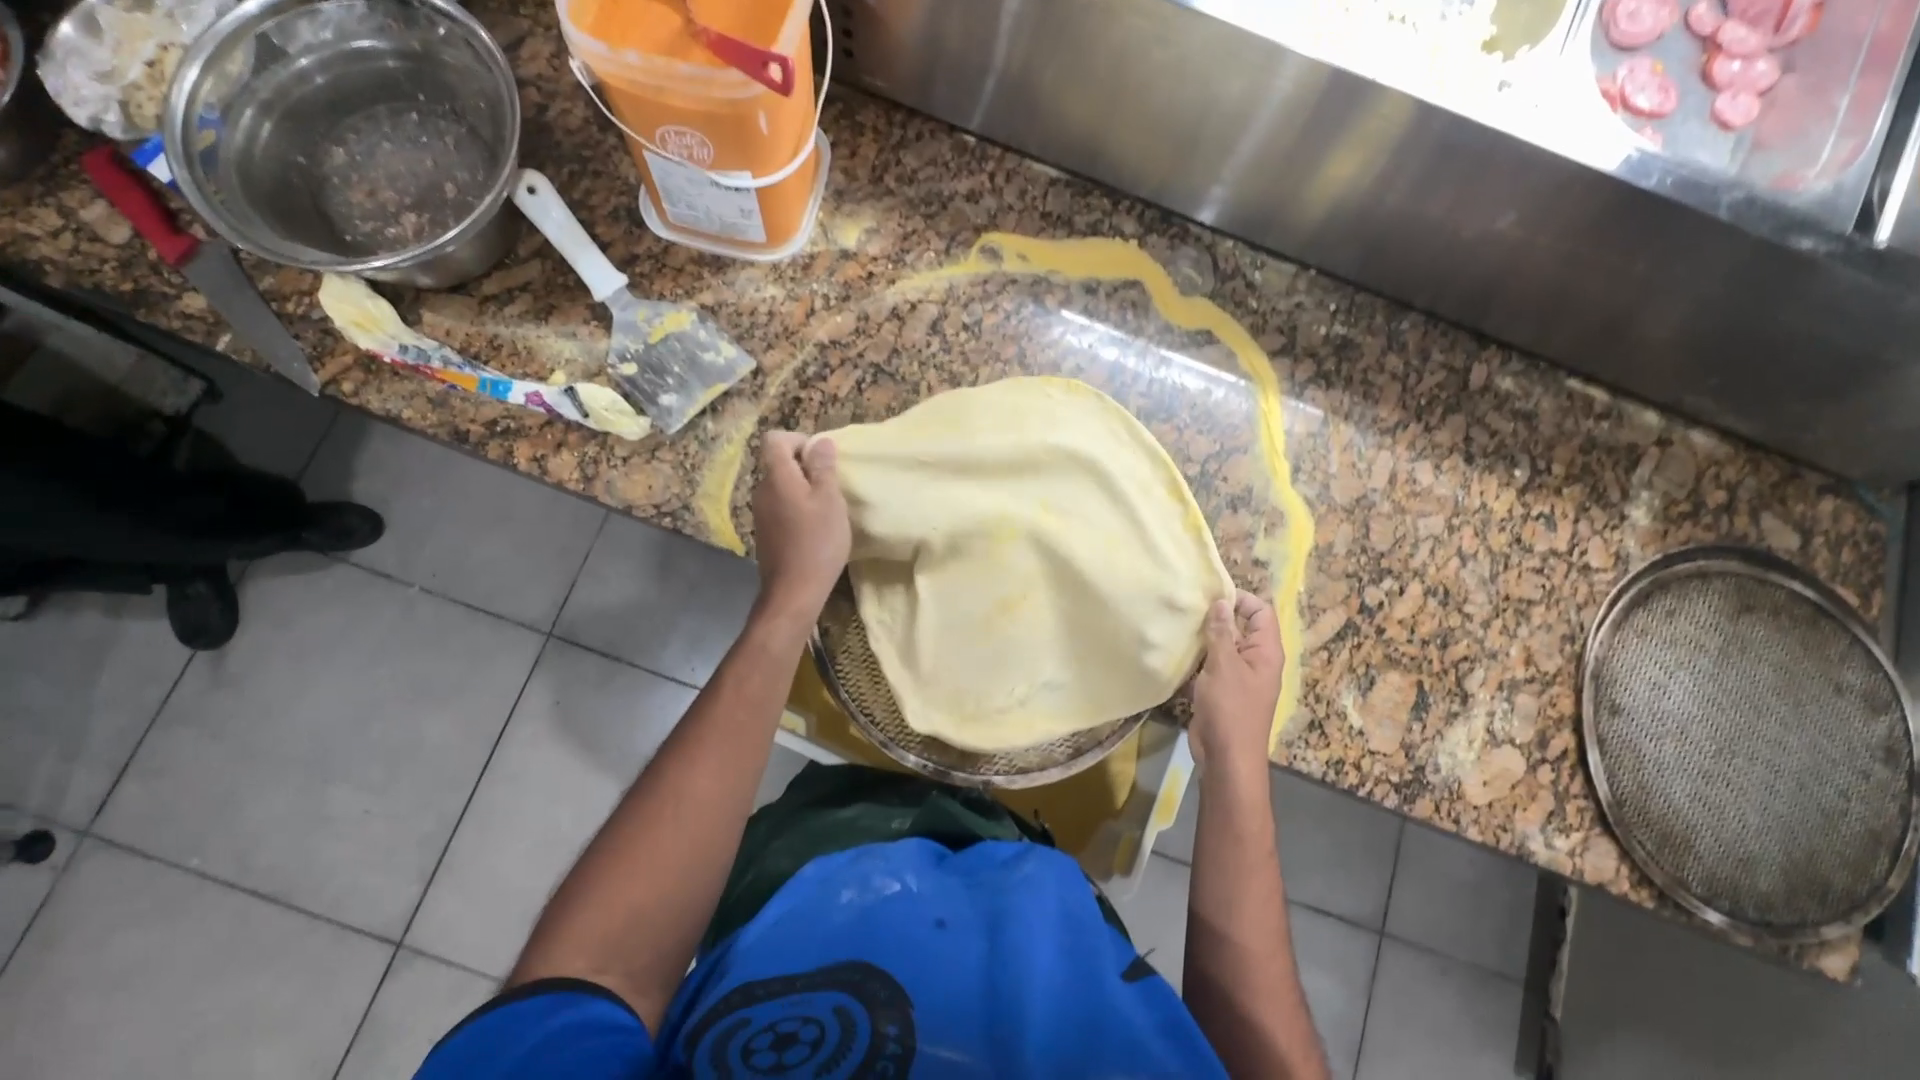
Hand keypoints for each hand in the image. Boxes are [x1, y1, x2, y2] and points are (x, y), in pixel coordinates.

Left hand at [751, 431, 850, 618]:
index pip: (775, 439)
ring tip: (826, 509)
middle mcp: (762, 490)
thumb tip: (820, 441)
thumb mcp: (829, 500)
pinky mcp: (765, 531)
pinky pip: (780, 506)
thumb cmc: (817, 542)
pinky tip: (813, 528)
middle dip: (805, 466)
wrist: (794, 591)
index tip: (821, 459)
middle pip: (778, 462)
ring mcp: (760, 512)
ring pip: (781, 486)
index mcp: (776, 477)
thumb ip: (823, 467)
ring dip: (802, 489)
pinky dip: (796, 508)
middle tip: (831, 486)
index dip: (799, 440)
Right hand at [1190, 590, 1283, 773]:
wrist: (1226, 758)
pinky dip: (1193, 662)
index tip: (1211, 595)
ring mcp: (1237, 678)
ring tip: (1176, 627)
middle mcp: (1255, 661)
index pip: (1261, 612)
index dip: (1240, 599)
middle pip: (1239, 628)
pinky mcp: (1220, 693)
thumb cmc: (1231, 709)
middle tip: (1187, 609)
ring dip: (1201, 641)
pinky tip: (1172, 655)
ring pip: (1220, 649)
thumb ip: (1221, 632)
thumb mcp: (1224, 666)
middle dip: (1215, 618)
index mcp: (1266, 652)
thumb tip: (1221, 603)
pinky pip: (1208, 669)